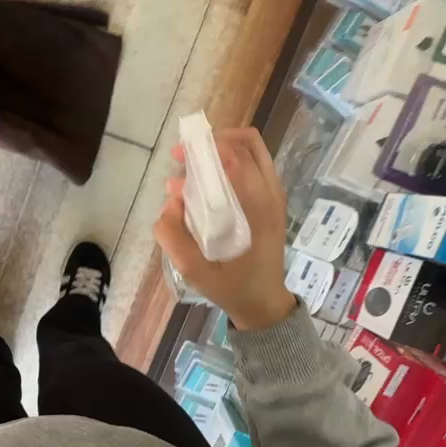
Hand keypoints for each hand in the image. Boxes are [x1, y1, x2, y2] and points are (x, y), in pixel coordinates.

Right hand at [154, 127, 297, 330]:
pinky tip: (208, 182)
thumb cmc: (232, 287)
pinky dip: (230, 163)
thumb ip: (174, 235)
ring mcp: (275, 196)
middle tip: (185, 156)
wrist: (264, 304)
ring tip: (195, 166)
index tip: (180, 155)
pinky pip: (254, 166)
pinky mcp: (272, 201)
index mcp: (258, 210)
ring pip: (253, 151)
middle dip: (214, 142)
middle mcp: (271, 195)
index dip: (207, 148)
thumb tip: (170, 201)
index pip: (237, 160)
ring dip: (223, 150)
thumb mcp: (195, 270)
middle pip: (248, 144)